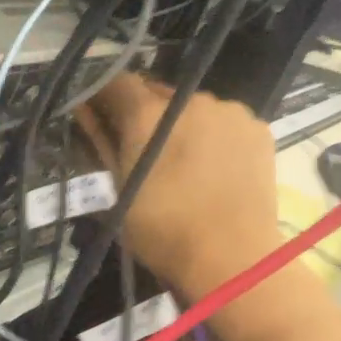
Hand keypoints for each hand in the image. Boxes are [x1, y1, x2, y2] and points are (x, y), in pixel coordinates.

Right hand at [74, 75, 282, 296]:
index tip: (97, 115)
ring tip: (180, 159)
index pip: (117, 82)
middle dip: (142, 112)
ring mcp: (228, 112)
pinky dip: (211, 134)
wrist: (232, 258)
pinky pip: (223, 121)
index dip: (103, 95)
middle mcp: (189, 100)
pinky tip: (211, 164)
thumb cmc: (161, 228)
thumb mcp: (117, 187)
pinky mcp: (257, 128)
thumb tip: (83, 109)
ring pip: (191, 106)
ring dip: (179, 122)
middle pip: (156, 93)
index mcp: (148, 112)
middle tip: (138, 145)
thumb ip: (100, 141)